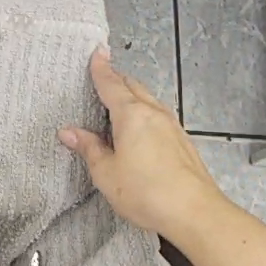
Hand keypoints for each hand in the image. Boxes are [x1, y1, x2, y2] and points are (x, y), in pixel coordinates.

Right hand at [59, 48, 232, 239]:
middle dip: (117, 80)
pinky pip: (159, 118)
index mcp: (132, 115)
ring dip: (133, 97)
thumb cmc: (148, 193)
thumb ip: (89, 148)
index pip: (112, 84)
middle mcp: (154, 114)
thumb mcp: (106, 173)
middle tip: (103, 78)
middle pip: (133, 87)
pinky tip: (140, 131)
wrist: (194, 212)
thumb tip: (70, 133)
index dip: (101, 69)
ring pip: (149, 101)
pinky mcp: (182, 142)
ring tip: (118, 106)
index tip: (97, 53)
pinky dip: (145, 115)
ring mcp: (172, 127)